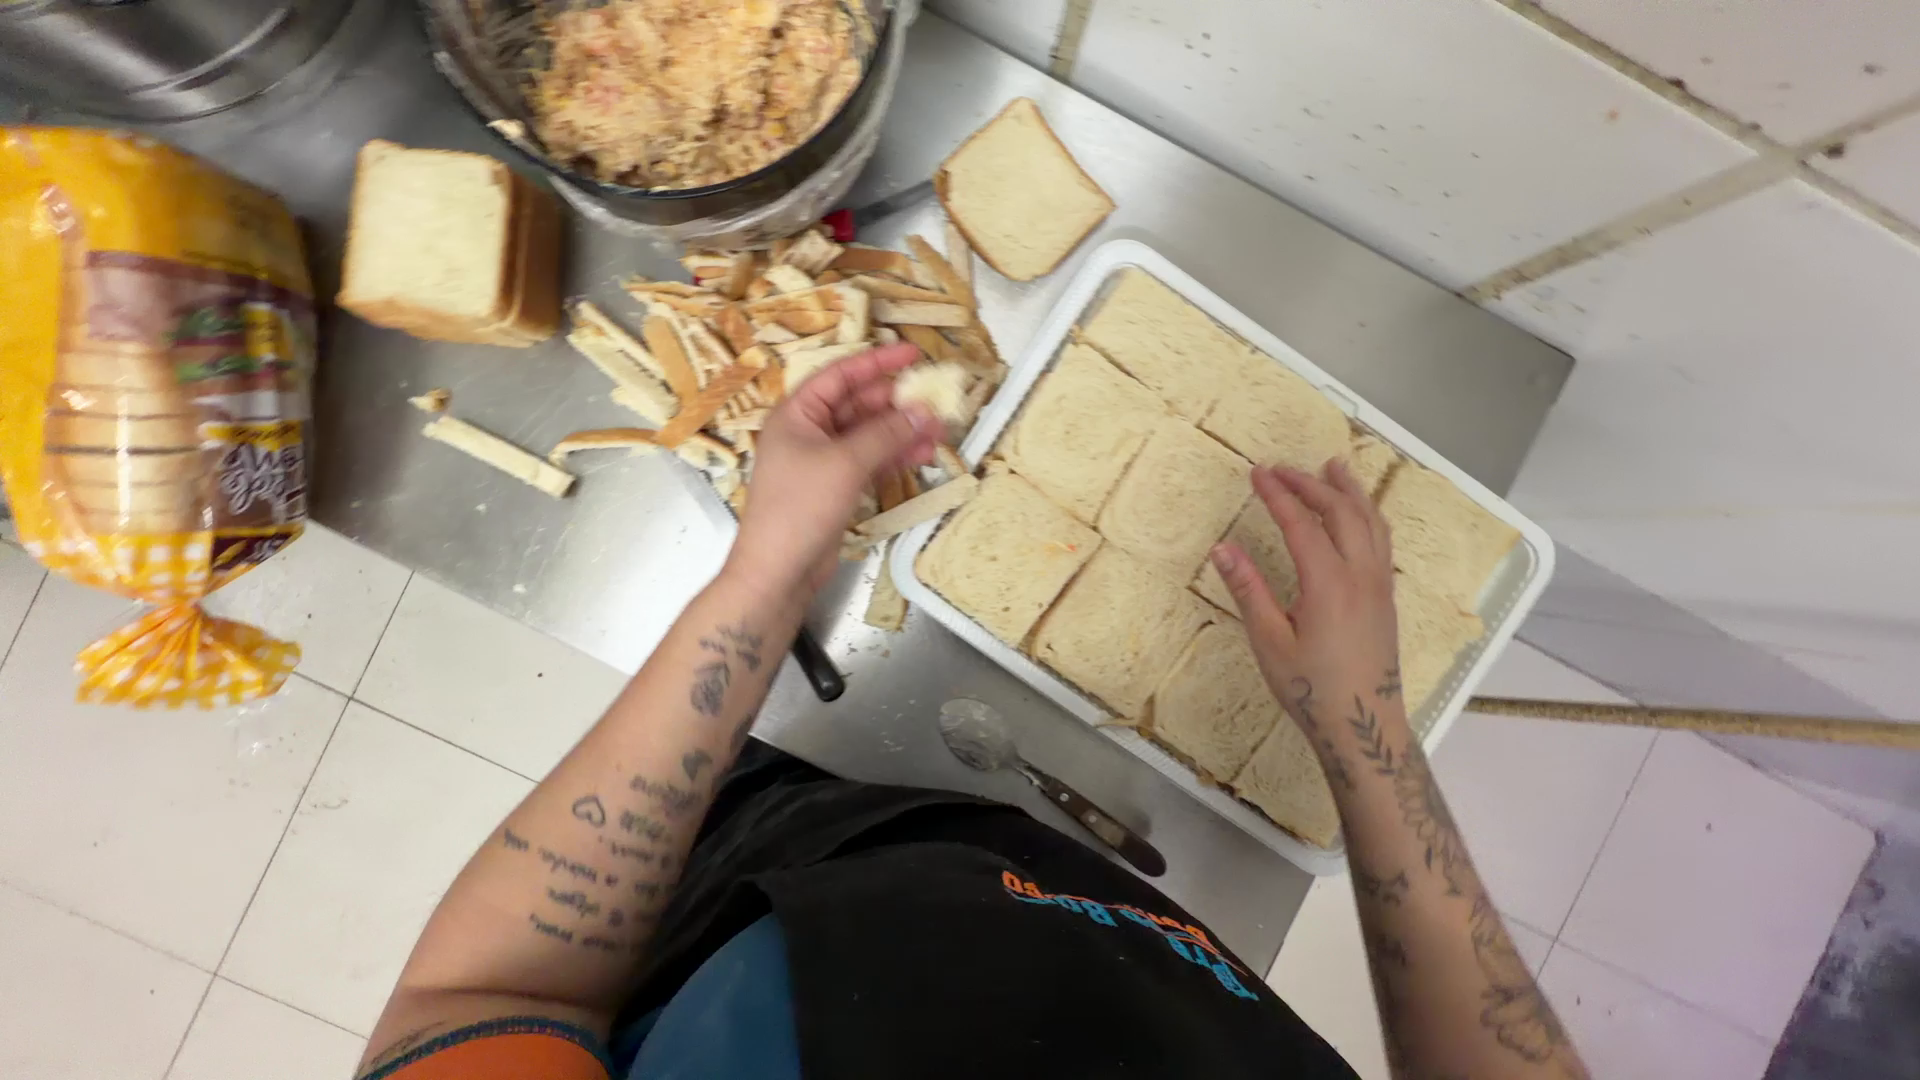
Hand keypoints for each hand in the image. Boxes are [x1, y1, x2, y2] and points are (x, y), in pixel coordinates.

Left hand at [726, 343, 937, 598]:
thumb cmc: (800, 508)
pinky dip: (894, 457)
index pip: (840, 375)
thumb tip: (923, 411)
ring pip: (868, 435)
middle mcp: (808, 431)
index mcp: (797, 413)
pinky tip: (922, 456)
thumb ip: (886, 434)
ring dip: (901, 432)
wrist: (778, 571)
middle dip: (897, 403)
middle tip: (936, 402)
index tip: (913, 353)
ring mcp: (822, 461)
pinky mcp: (835, 487)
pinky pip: (870, 461)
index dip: (878, 362)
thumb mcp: (845, 464)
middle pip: (858, 404)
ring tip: (938, 432)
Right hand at [1209, 459, 1404, 728]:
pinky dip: (1367, 515)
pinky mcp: (1385, 598)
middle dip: (1311, 484)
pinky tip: (1358, 515)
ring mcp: (1379, 585)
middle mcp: (1360, 575)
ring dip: (1349, 491)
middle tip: (1283, 468)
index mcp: (1328, 583)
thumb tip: (1222, 548)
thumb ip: (1248, 589)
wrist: (1364, 725)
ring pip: (1370, 523)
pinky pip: (1380, 541)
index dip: (1278, 495)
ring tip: (1334, 467)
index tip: (1257, 473)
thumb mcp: (1268, 640)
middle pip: (1341, 513)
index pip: (1301, 524)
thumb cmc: (1310, 687)